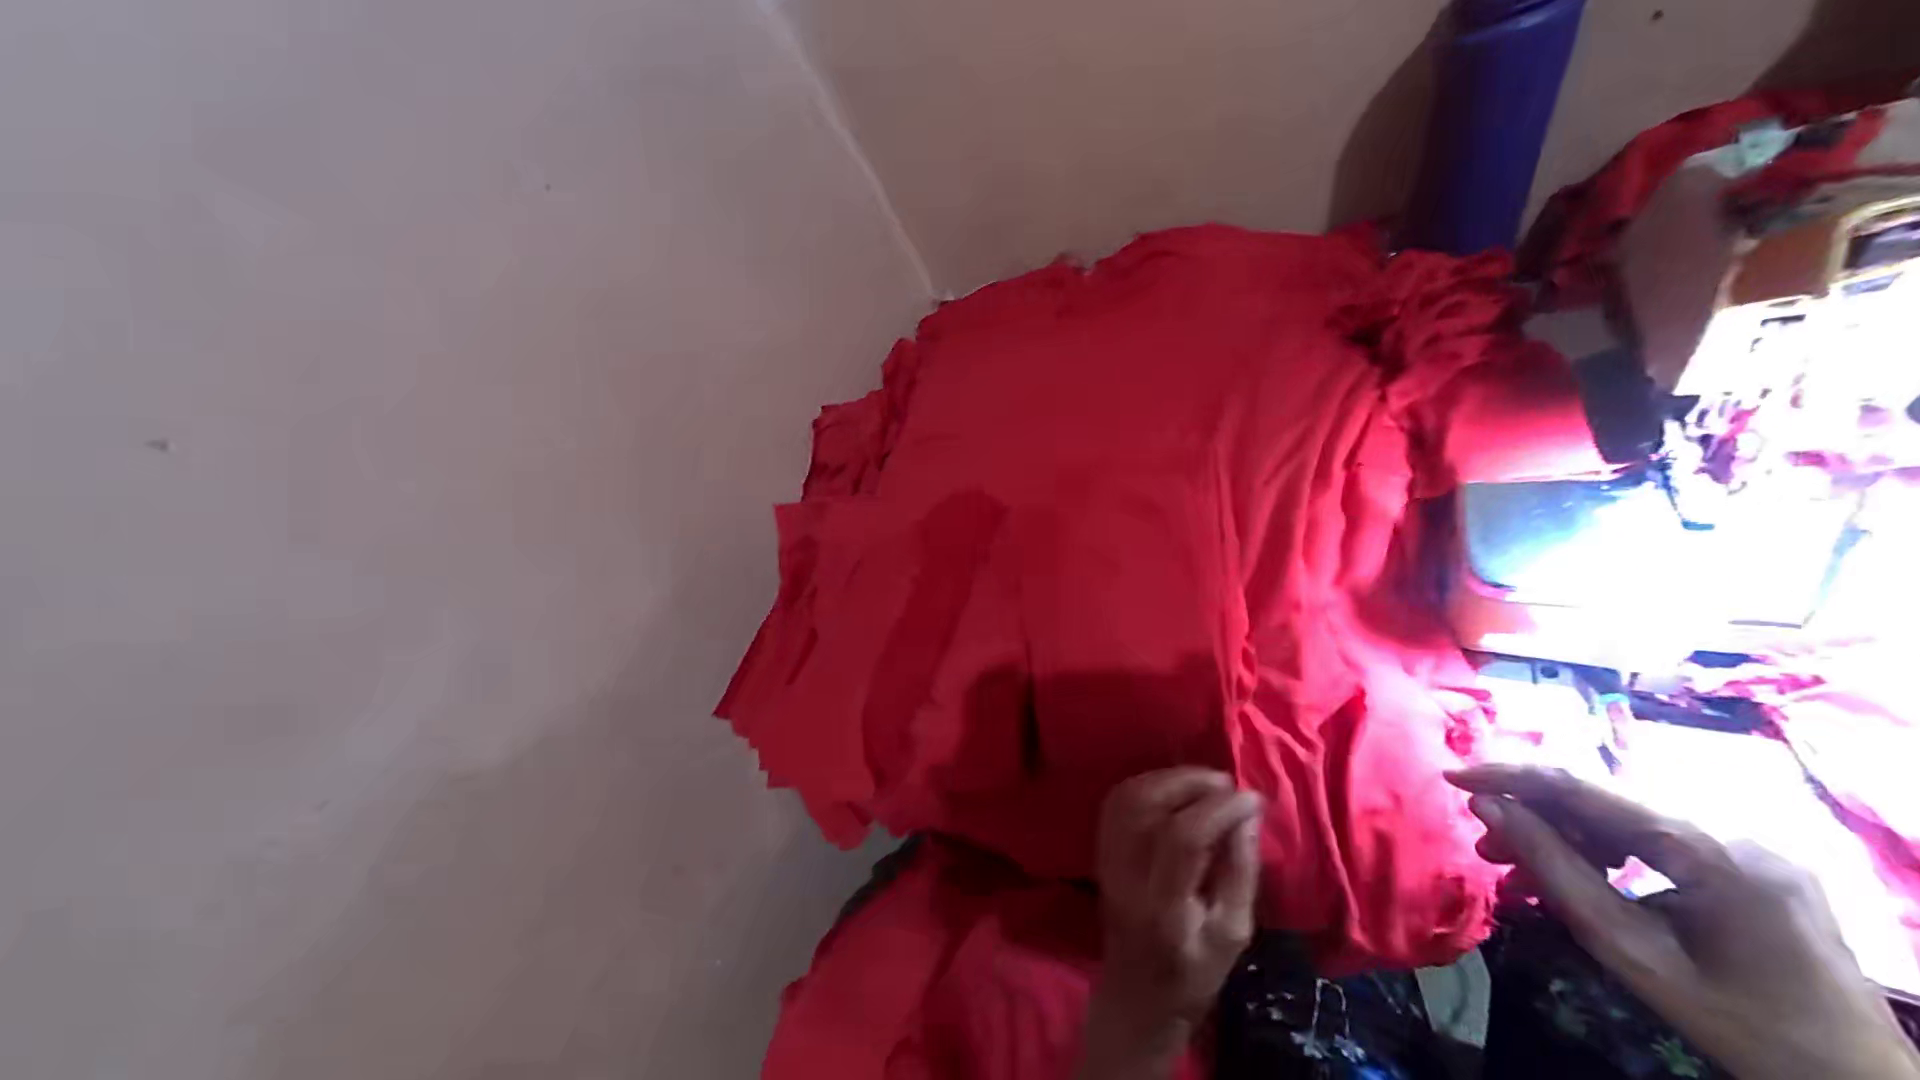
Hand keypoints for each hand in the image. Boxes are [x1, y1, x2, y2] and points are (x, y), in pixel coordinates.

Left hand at [1078, 767, 1261, 1079]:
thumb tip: (1247, 813)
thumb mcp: (1234, 933)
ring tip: (1205, 782)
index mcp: (1164, 907)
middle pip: (1146, 806)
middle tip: (1227, 783)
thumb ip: (1240, 871)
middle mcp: (1126, 875)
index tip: (1250, 797)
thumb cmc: (1195, 971)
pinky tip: (1174, 787)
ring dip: (1167, 778)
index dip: (1218, 809)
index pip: (1183, 839)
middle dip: (1190, 783)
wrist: (1136, 993)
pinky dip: (1146, 783)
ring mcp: (1106, 859)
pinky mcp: (1100, 850)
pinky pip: (1116, 802)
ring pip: (1127, 797)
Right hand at [1450, 763, 1919, 1079]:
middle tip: (1485, 845)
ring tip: (1518, 865)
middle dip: (1533, 815)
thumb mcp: (1629, 949)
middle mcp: (1732, 828)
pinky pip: (1653, 836)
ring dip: (1563, 832)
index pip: (1585, 787)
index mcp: (1712, 848)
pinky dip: (1602, 848)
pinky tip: (1577, 873)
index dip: (1509, 776)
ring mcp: (1746, 842)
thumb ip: (1554, 869)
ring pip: (1623, 814)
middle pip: (1603, 799)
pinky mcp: (1748, 860)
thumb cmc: (1739, 1026)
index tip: (1452, 775)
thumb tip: (1487, 806)